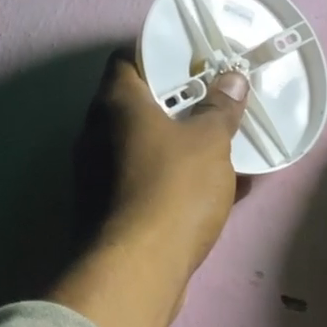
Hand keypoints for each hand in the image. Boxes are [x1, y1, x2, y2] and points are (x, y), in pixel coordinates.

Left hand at [77, 48, 248, 270]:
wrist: (136, 272)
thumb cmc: (172, 188)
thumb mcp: (210, 141)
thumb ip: (221, 107)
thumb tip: (232, 79)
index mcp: (115, 102)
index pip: (126, 58)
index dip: (156, 54)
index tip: (190, 59)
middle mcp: (94, 131)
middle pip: (133, 102)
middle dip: (172, 101)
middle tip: (209, 99)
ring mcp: (94, 173)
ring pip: (139, 143)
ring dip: (173, 141)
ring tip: (215, 143)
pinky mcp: (103, 209)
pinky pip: (141, 178)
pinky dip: (169, 175)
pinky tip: (208, 187)